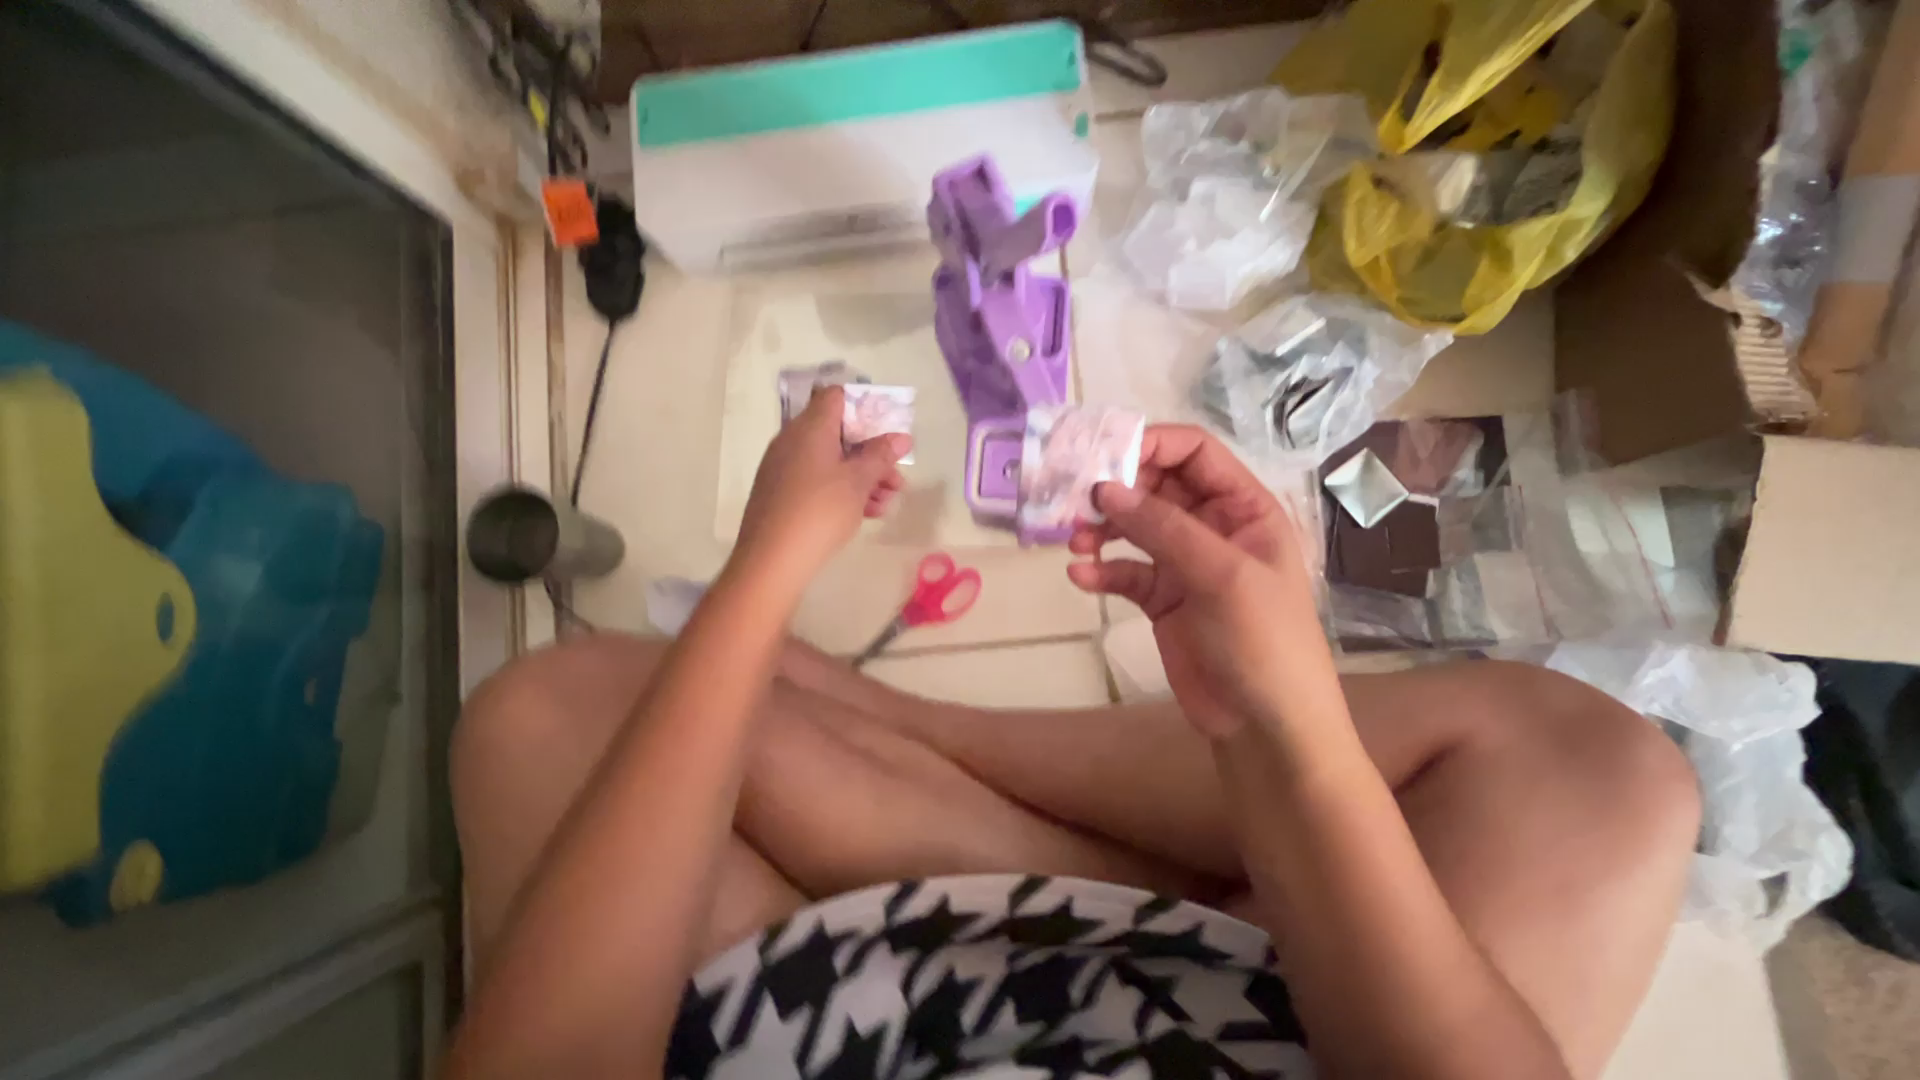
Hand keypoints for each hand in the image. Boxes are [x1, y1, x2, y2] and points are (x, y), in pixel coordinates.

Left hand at [736, 385, 909, 583]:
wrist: (771, 560)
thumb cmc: (820, 511)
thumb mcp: (858, 482)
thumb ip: (881, 455)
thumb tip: (900, 437)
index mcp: (810, 428)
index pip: (837, 397)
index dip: (866, 407)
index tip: (889, 431)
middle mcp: (793, 441)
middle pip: (839, 434)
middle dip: (872, 454)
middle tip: (896, 479)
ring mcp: (785, 468)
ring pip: (832, 462)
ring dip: (863, 478)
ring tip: (886, 504)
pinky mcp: (782, 494)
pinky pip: (818, 482)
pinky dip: (843, 491)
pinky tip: (866, 514)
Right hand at [1067, 425, 1337, 738]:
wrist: (1265, 724)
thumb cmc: (1263, 640)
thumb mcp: (1221, 575)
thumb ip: (1163, 527)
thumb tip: (1103, 487)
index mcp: (1243, 508)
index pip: (1193, 453)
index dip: (1149, 444)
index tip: (1101, 455)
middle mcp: (1212, 527)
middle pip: (1155, 486)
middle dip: (1115, 489)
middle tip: (1072, 498)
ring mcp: (1185, 564)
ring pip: (1134, 527)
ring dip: (1101, 528)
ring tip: (1073, 541)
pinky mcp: (1161, 598)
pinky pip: (1124, 571)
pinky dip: (1101, 570)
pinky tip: (1080, 577)